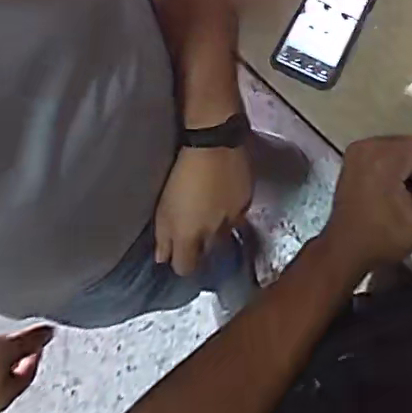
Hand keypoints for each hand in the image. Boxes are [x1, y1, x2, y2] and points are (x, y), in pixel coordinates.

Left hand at [155, 145, 253, 276]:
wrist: (215, 144)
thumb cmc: (181, 176)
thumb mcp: (162, 207)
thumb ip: (163, 237)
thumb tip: (164, 258)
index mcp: (190, 237)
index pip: (185, 268)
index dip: (181, 263)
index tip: (179, 254)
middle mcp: (215, 233)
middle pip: (209, 252)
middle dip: (202, 246)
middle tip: (195, 230)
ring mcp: (235, 217)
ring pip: (226, 233)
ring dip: (219, 228)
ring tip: (212, 213)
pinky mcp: (248, 199)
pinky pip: (239, 214)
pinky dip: (232, 211)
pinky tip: (226, 198)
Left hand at [316, 131, 411, 274]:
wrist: (341, 250)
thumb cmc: (382, 240)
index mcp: (387, 158)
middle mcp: (372, 144)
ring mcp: (361, 146)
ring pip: (404, 143)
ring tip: (411, 191)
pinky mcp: (355, 151)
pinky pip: (389, 147)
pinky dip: (398, 161)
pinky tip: (394, 185)